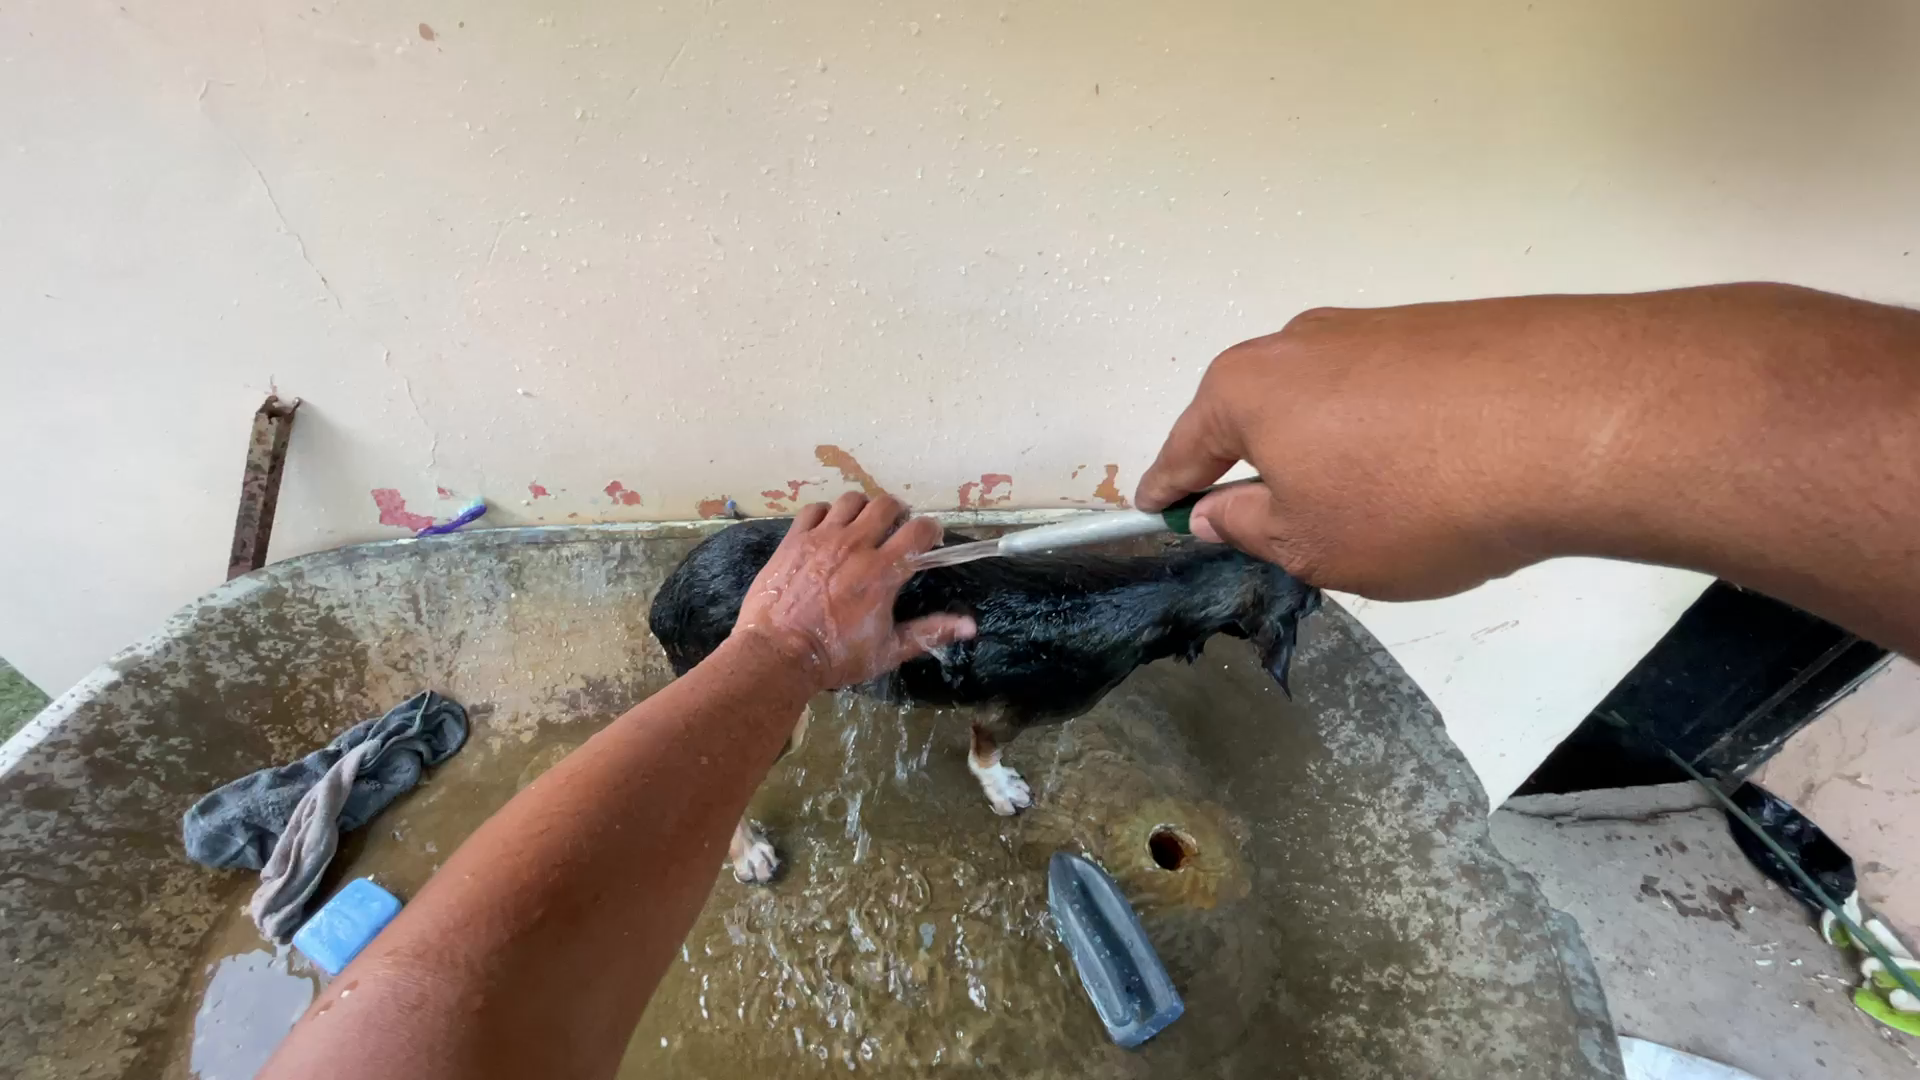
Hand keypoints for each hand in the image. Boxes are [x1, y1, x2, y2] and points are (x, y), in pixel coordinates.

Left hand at [734, 493, 976, 689]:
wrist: (777, 655)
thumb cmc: (836, 657)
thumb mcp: (888, 651)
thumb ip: (930, 632)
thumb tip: (971, 625)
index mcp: (883, 571)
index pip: (919, 531)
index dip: (931, 530)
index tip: (930, 541)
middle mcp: (855, 545)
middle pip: (887, 505)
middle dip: (899, 513)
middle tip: (896, 531)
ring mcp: (822, 538)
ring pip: (852, 500)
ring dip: (864, 509)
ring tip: (862, 527)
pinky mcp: (794, 539)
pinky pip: (816, 509)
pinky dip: (827, 514)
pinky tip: (828, 532)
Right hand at [1134, 287, 1822, 599]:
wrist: (1587, 420)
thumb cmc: (1412, 499)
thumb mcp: (1309, 543)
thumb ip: (1245, 527)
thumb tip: (1212, 513)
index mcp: (1244, 389)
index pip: (1184, 451)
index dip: (1166, 490)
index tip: (1154, 511)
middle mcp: (1296, 343)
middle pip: (1250, 416)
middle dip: (1250, 468)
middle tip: (1265, 521)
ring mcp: (1372, 326)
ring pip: (1318, 403)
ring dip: (1320, 450)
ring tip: (1366, 504)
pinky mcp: (1441, 326)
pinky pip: (1381, 390)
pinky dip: (1380, 431)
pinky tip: (1425, 469)